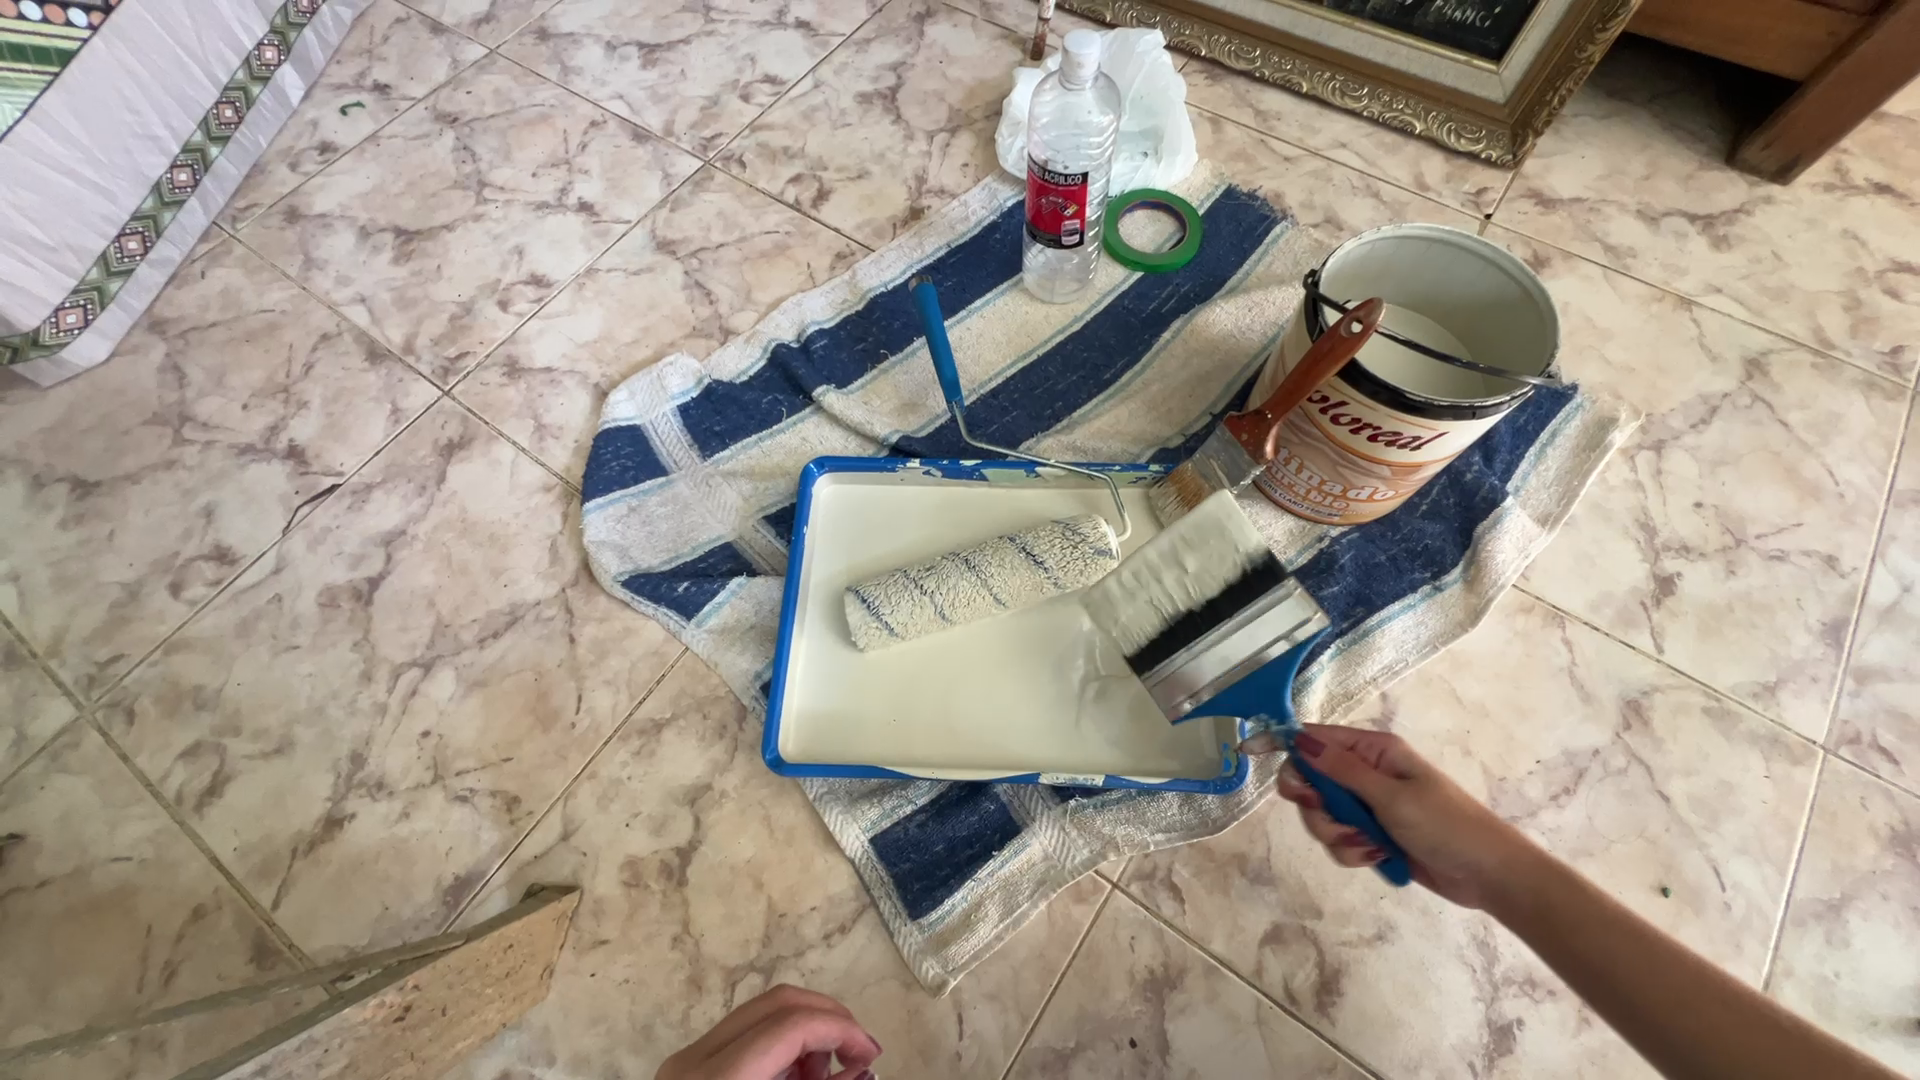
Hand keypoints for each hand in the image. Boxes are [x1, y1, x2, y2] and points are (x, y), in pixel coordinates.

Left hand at [655, 985, 881, 1079]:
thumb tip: (861, 1067)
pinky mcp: (682, 1072)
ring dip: (803, 1032)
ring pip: (760, 1014)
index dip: (841, 1030)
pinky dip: (777, 1047)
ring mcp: (683, 1062)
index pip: (790, 1025)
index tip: (873, 1055)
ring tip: (822, 1077)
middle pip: (777, 1002)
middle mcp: (693, 1060)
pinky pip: (742, 1036)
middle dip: (827, 1018)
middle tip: (856, 1053)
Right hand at [1247, 724, 1539, 909]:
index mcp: (1373, 750)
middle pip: (1309, 780)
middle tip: (1330, 815)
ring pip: (1319, 815)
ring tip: (1366, 845)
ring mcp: (1366, 805)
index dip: (1282, 743)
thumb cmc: (1447, 825)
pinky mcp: (1369, 835)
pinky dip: (1350, 851)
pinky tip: (1375, 857)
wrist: (1490, 877)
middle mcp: (1364, 773)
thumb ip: (1341, 770)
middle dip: (1315, 805)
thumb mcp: (1391, 795)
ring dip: (1335, 834)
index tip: (1250, 752)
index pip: (1314, 738)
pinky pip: (1336, 840)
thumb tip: (1299, 740)